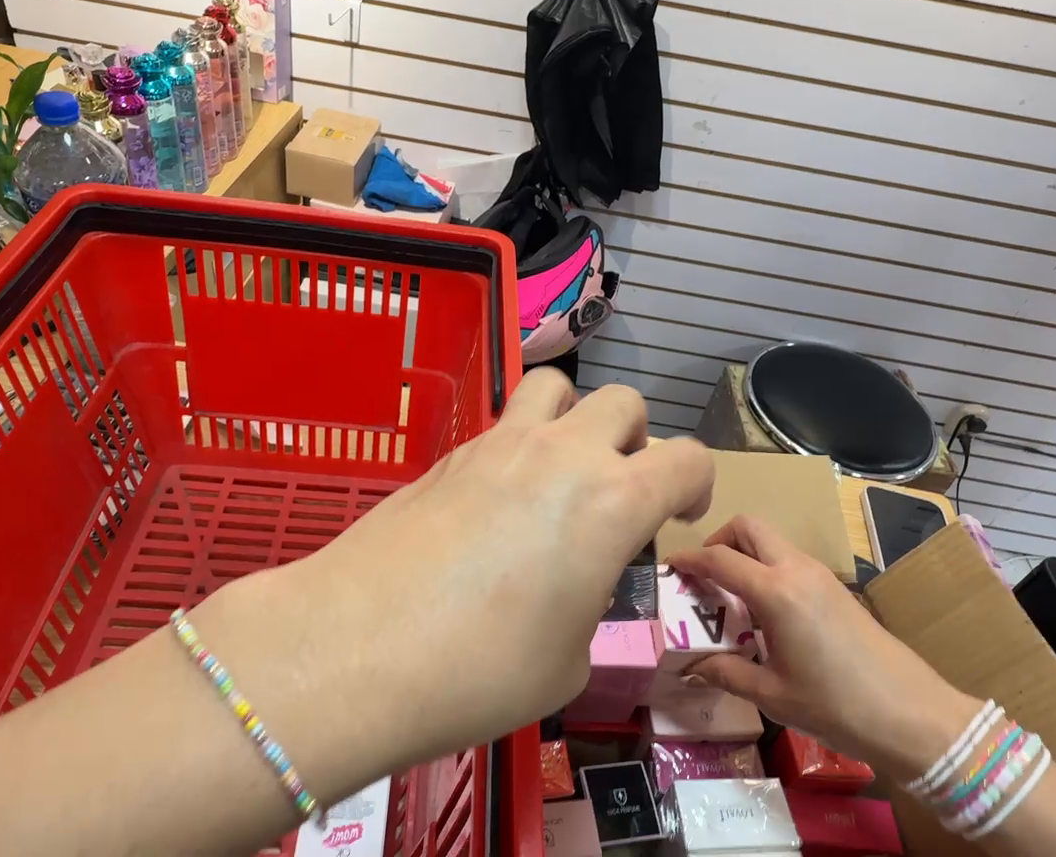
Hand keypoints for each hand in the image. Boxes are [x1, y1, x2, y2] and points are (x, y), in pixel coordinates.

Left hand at [189, 369, 715, 796]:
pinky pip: (502, 426)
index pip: (686, 458)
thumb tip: (573, 585)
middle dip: (635, 441)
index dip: (697, 485)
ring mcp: (498, 445)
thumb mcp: (568, 660)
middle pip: (623, 402)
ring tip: (558, 473)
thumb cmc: (481, 670)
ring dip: (573, 418)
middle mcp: (561, 454)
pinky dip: (518, 448)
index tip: (677, 517)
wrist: (358, 647)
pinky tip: (495, 505)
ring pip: (556, 386)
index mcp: (611, 501)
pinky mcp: (448, 455)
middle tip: (616, 493)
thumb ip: (589, 604)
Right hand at [666, 516, 980, 782]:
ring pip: (771, 540)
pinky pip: (789, 559)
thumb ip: (727, 673)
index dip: (688, 559)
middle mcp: (796, 569)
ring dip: (744, 553)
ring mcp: (820, 575)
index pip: (719, 558)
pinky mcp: (836, 587)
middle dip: (719, 539)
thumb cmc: (837, 706)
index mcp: (775, 592)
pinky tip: (763, 610)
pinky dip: (766, 567)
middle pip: (748, 527)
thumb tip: (692, 668)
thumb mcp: (773, 695)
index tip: (668, 567)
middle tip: (704, 574)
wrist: (914, 716)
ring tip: (729, 595)